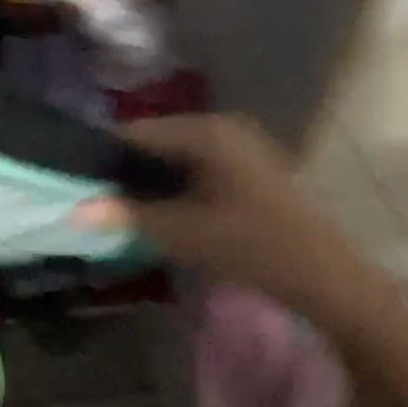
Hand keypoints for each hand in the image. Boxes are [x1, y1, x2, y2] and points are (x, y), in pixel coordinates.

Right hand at [81, 114, 383, 322]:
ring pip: (180, 155)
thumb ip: (128, 216)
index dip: (106, 156)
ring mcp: (243, 144)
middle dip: (130, 170)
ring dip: (155, 180)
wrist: (332, 281)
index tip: (82, 181)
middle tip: (104, 201)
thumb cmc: (255, 247)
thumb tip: (74, 210)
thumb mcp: (185, 233)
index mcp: (206, 130)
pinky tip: (171, 212)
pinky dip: (181, 184)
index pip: (138, 131)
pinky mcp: (253, 166)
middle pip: (159, 141)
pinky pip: (201, 165)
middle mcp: (223, 125)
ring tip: (130, 210)